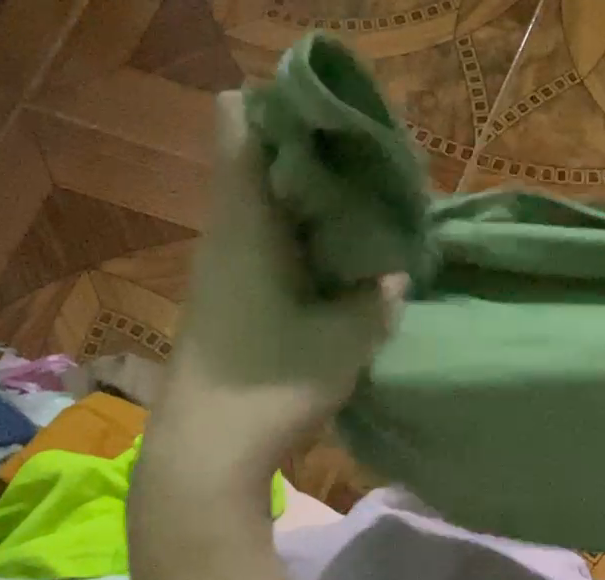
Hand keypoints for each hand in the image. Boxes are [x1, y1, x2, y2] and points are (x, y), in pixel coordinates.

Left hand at [146, 90, 406, 481]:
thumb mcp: (345, 341)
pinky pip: (266, 244)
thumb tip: (395, 272)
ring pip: (266, 206)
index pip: (240, 121)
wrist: (209, 447)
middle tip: (374, 172)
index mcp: (245, 221)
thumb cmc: (273, 382)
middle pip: (260, 161)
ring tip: (368, 217)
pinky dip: (302, 242)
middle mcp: (227, 231)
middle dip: (315, 157)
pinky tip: (341, 268)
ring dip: (312, 205)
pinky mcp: (229, 299)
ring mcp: (224, 266)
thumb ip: (375, 299)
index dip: (285, 106)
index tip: (340, 119)